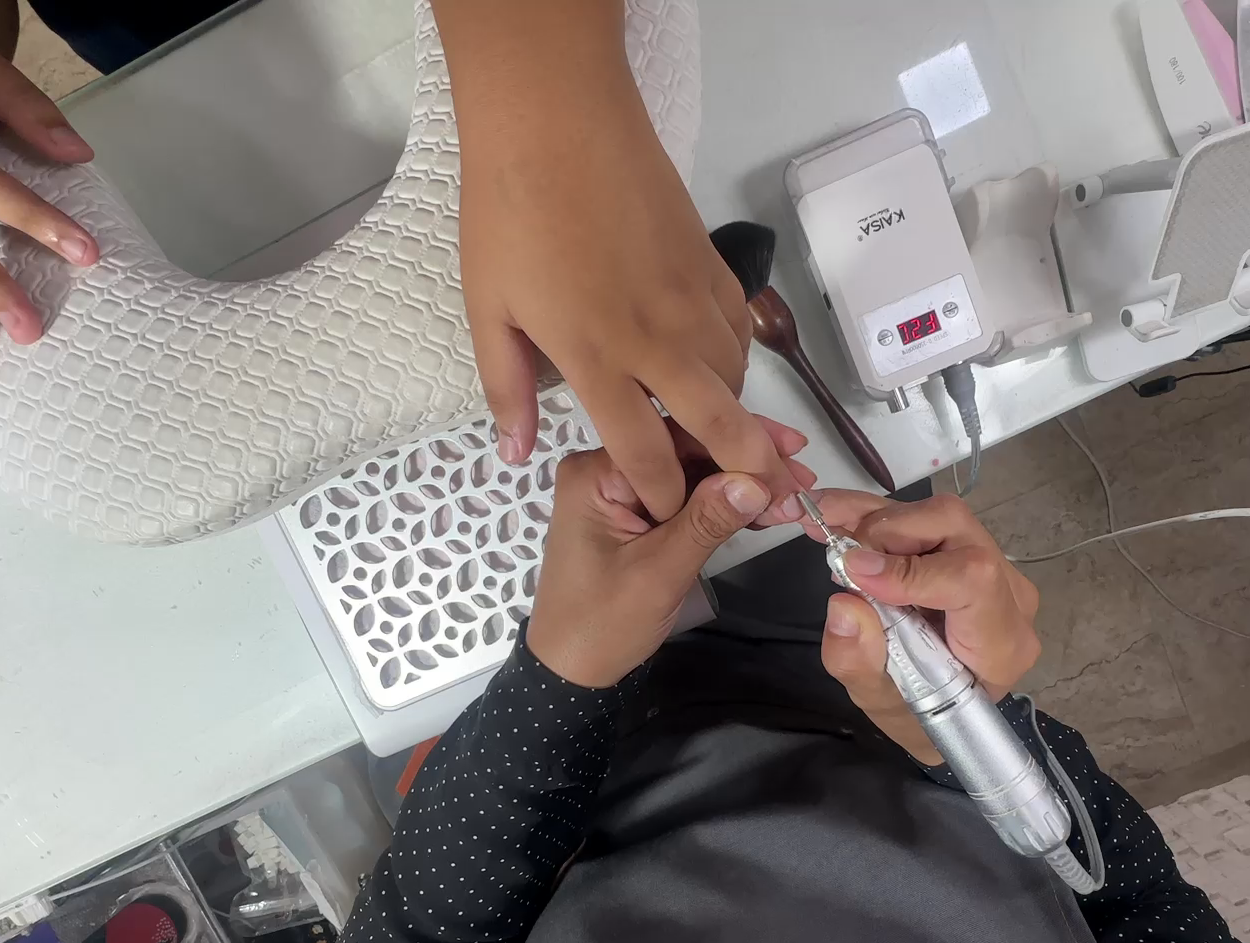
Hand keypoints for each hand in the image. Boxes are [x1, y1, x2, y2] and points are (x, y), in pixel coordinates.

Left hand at [437, 0, 794, 525]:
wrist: (558, 121)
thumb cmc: (510, 217)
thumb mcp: (487, 310)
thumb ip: (506, 390)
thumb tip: (515, 454)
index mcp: (596, 360)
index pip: (644, 453)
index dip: (663, 495)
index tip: (671, 513)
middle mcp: (658, 343)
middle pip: (719, 426)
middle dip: (743, 471)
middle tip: (761, 496)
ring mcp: (694, 304)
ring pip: (737, 380)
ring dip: (734, 413)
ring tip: (724, 431)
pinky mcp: (715, 270)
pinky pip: (742, 334)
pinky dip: (737, 362)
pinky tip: (719, 368)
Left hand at [527, 420, 815, 687]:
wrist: (568, 669)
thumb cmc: (602, 624)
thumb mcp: (659, 573)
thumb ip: (706, 522)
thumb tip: (758, 479)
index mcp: (598, 472)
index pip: (678, 438)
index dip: (739, 446)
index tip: (791, 461)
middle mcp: (606, 468)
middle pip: (688, 450)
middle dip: (748, 463)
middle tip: (803, 478)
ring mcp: (621, 490)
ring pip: (692, 473)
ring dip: (743, 483)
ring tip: (795, 494)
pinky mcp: (635, 512)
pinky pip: (684, 495)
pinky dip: (723, 503)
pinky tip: (763, 507)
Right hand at [805, 493, 1041, 763]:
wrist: (941, 709)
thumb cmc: (917, 712)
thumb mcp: (880, 703)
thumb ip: (860, 660)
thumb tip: (845, 604)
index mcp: (999, 643)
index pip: (972, 580)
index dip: (910, 570)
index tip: (854, 576)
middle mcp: (1007, 594)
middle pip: (954, 528)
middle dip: (885, 534)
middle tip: (841, 560)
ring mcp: (991, 565)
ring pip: (936, 514)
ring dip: (873, 519)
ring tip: (825, 530)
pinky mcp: (965, 549)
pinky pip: (923, 517)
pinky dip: (873, 513)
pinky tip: (833, 513)